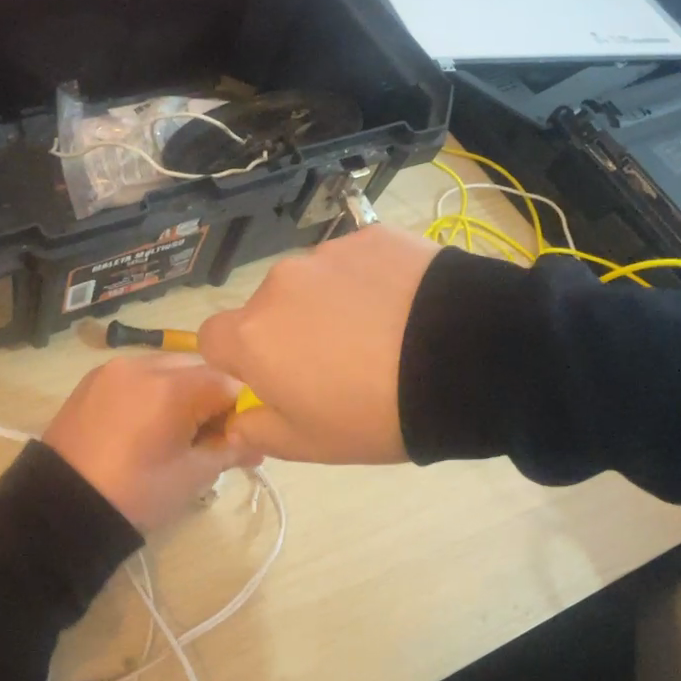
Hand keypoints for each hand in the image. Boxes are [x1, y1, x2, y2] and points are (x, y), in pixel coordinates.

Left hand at [43, 355, 262, 531]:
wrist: (61, 504)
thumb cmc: (134, 493)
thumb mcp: (191, 477)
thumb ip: (230, 450)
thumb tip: (257, 441)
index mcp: (171, 386)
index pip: (228, 381)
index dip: (240, 408)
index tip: (237, 438)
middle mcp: (143, 364)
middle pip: (197, 368)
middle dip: (211, 397)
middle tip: (209, 438)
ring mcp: (114, 368)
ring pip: (167, 368)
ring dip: (182, 392)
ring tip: (176, 432)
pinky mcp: (93, 379)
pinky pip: (137, 374)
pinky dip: (152, 391)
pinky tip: (147, 424)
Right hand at [199, 225, 440, 463]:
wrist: (468, 360)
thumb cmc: (376, 414)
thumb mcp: (310, 444)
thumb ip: (257, 431)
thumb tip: (234, 423)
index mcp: (253, 336)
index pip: (211, 338)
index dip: (235, 360)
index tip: (271, 379)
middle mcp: (278, 285)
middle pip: (265, 309)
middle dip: (288, 333)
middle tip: (337, 365)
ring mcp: (326, 255)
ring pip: (311, 284)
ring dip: (328, 306)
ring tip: (380, 335)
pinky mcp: (371, 235)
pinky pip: (354, 263)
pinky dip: (367, 283)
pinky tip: (403, 308)